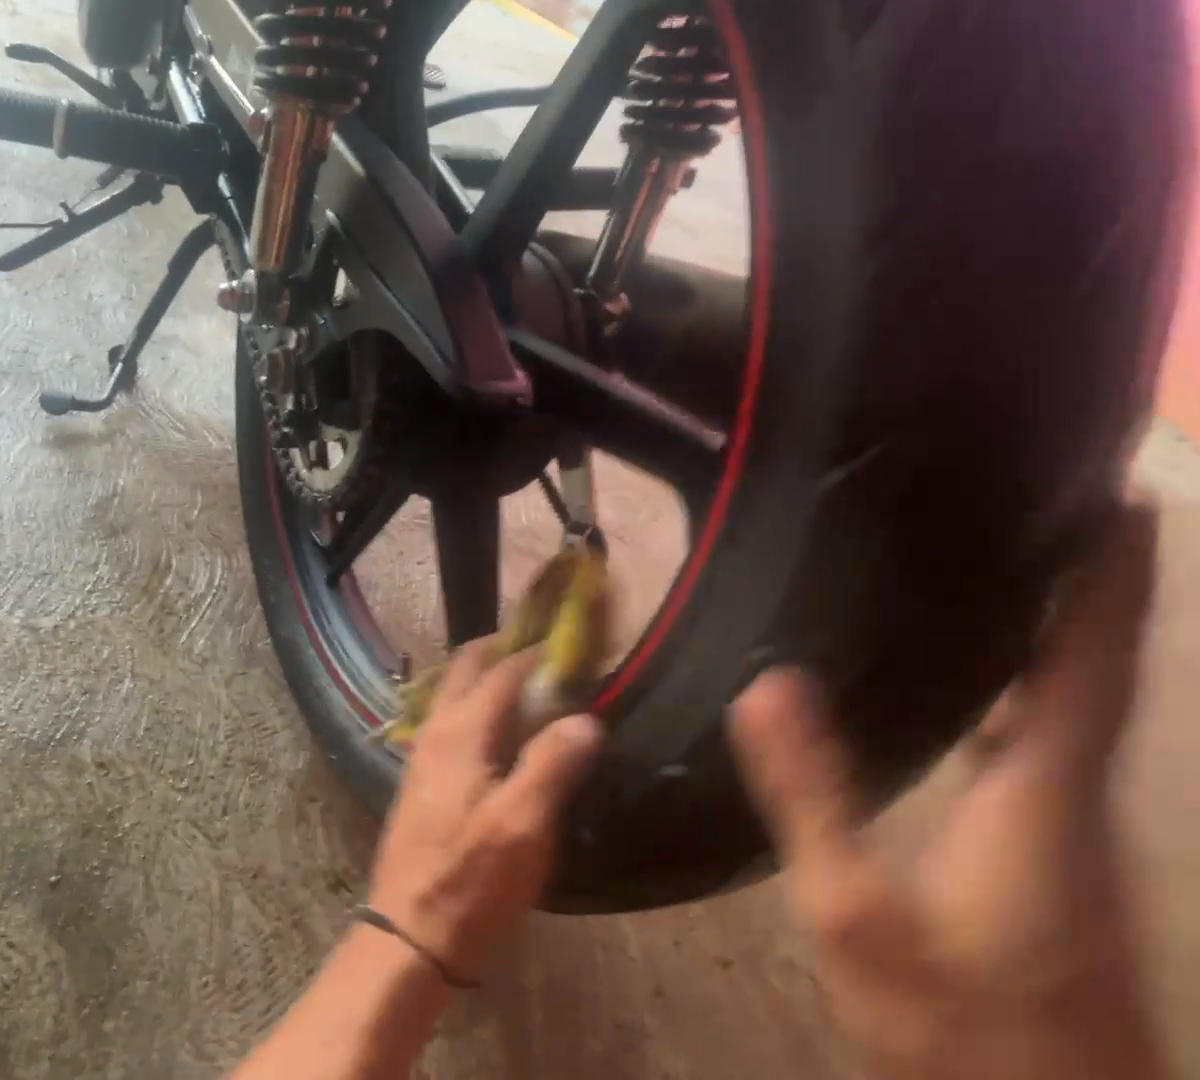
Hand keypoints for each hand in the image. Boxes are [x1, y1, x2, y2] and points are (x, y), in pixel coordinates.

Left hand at [366, 640, 602, 982]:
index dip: (535, 652)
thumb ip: (551, 765)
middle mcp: (434, 732)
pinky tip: (501, 730)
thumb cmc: (472, 878)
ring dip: (486, 677)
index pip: (500, 672)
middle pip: (464, 670)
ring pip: (452, 694)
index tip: (573, 640)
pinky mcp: (422, 781)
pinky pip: (449, 722)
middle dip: (501, 650)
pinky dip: (476, 707)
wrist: (412, 930)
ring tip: (532, 681)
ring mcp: (422, 755)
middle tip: (546, 647)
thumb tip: (584, 716)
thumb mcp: (523, 825)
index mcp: (459, 732)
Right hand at [728, 504, 1168, 1079]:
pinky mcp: (1053, 870)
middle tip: (1021, 520)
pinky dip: (1020, 699)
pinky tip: (964, 700)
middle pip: (1090, 679)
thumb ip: (813, 794)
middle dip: (1076, 594)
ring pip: (1067, 716)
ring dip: (1049, 643)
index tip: (1118, 498)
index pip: (1088, 668)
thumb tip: (767, 682)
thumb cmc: (958, 1025)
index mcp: (1042, 800)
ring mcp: (1070, 845)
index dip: (1108, 583)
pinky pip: (1040, 752)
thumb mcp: (856, 912)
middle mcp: (1074, 808)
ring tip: (987, 583)